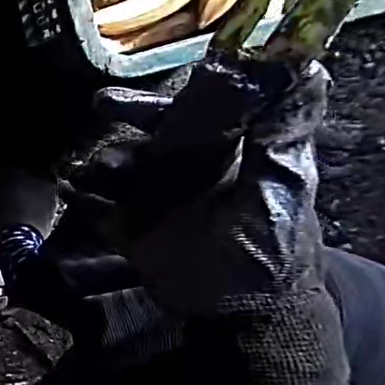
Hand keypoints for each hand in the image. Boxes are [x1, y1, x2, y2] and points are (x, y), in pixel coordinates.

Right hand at [69, 58, 356, 384]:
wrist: (244, 320)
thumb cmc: (270, 255)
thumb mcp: (281, 190)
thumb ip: (283, 134)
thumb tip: (310, 65)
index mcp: (226, 150)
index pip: (189, 109)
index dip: (158, 98)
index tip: (127, 96)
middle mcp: (187, 164)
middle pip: (144, 131)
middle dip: (120, 122)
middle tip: (99, 115)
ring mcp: (155, 194)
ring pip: (118, 162)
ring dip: (97, 161)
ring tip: (81, 171)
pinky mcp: (132, 223)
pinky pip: (100, 200)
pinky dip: (84, 194)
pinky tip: (74, 192)